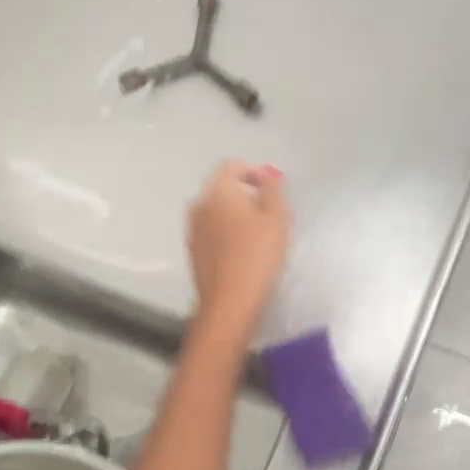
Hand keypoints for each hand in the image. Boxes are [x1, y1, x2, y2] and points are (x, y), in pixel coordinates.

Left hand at [186, 160, 290, 336]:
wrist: (228, 304)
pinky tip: (243, 254)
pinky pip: (212, 233)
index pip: (233, 166)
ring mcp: (193, 230)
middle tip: (270, 216)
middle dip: (246, 196)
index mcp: (218, 191)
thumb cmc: (257, 258)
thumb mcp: (276, 220)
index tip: (273, 192)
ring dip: (236, 217)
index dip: (254, 173)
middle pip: (223, 189)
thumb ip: (273, 190)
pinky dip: (227, 235)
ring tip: (258, 237)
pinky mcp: (194, 252)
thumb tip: (267, 173)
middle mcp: (199, 204)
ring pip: (217, 212)